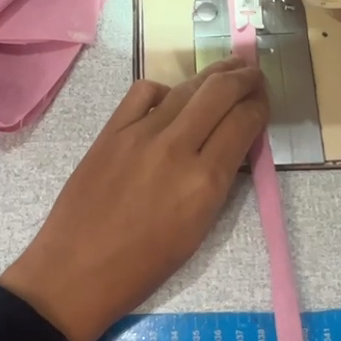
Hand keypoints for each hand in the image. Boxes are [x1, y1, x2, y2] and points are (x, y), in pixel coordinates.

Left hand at [0, 59, 269, 340]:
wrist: (75, 271)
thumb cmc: (142, 267)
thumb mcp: (198, 232)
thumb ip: (218, 182)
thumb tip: (231, 145)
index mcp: (204, 183)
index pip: (243, 124)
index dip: (259, 107)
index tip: (265, 101)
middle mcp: (176, 149)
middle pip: (220, 93)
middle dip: (244, 78)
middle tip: (255, 73)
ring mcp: (140, 134)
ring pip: (186, 88)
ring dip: (212, 76)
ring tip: (227, 69)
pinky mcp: (111, 130)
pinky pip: (144, 92)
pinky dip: (166, 89)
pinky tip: (172, 98)